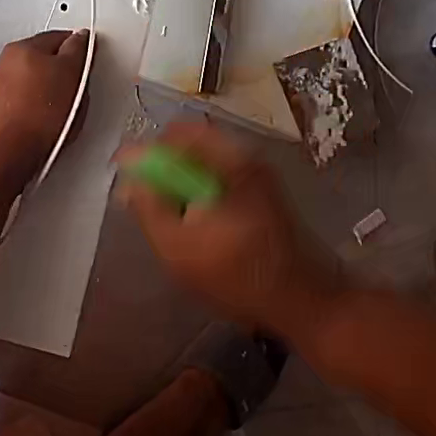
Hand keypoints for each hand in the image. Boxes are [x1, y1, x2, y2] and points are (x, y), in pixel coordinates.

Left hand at [0, 29, 89, 181]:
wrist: (4, 154)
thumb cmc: (36, 117)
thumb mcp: (72, 76)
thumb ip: (78, 52)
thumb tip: (80, 41)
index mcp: (25, 48)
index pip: (60, 37)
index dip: (80, 47)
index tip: (89, 58)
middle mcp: (7, 63)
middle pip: (44, 60)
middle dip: (63, 72)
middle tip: (79, 89)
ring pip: (34, 83)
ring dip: (49, 92)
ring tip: (63, 114)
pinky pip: (25, 105)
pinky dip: (36, 110)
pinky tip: (46, 126)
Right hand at [120, 121, 344, 341]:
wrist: (306, 302)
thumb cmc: (238, 276)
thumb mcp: (179, 247)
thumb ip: (150, 208)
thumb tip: (130, 178)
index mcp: (231, 162)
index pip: (179, 132)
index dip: (149, 150)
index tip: (129, 175)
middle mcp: (249, 160)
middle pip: (194, 148)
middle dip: (166, 172)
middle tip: (149, 203)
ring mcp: (262, 178)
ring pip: (208, 168)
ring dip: (184, 188)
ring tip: (173, 221)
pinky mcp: (267, 198)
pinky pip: (223, 184)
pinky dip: (203, 198)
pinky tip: (199, 231)